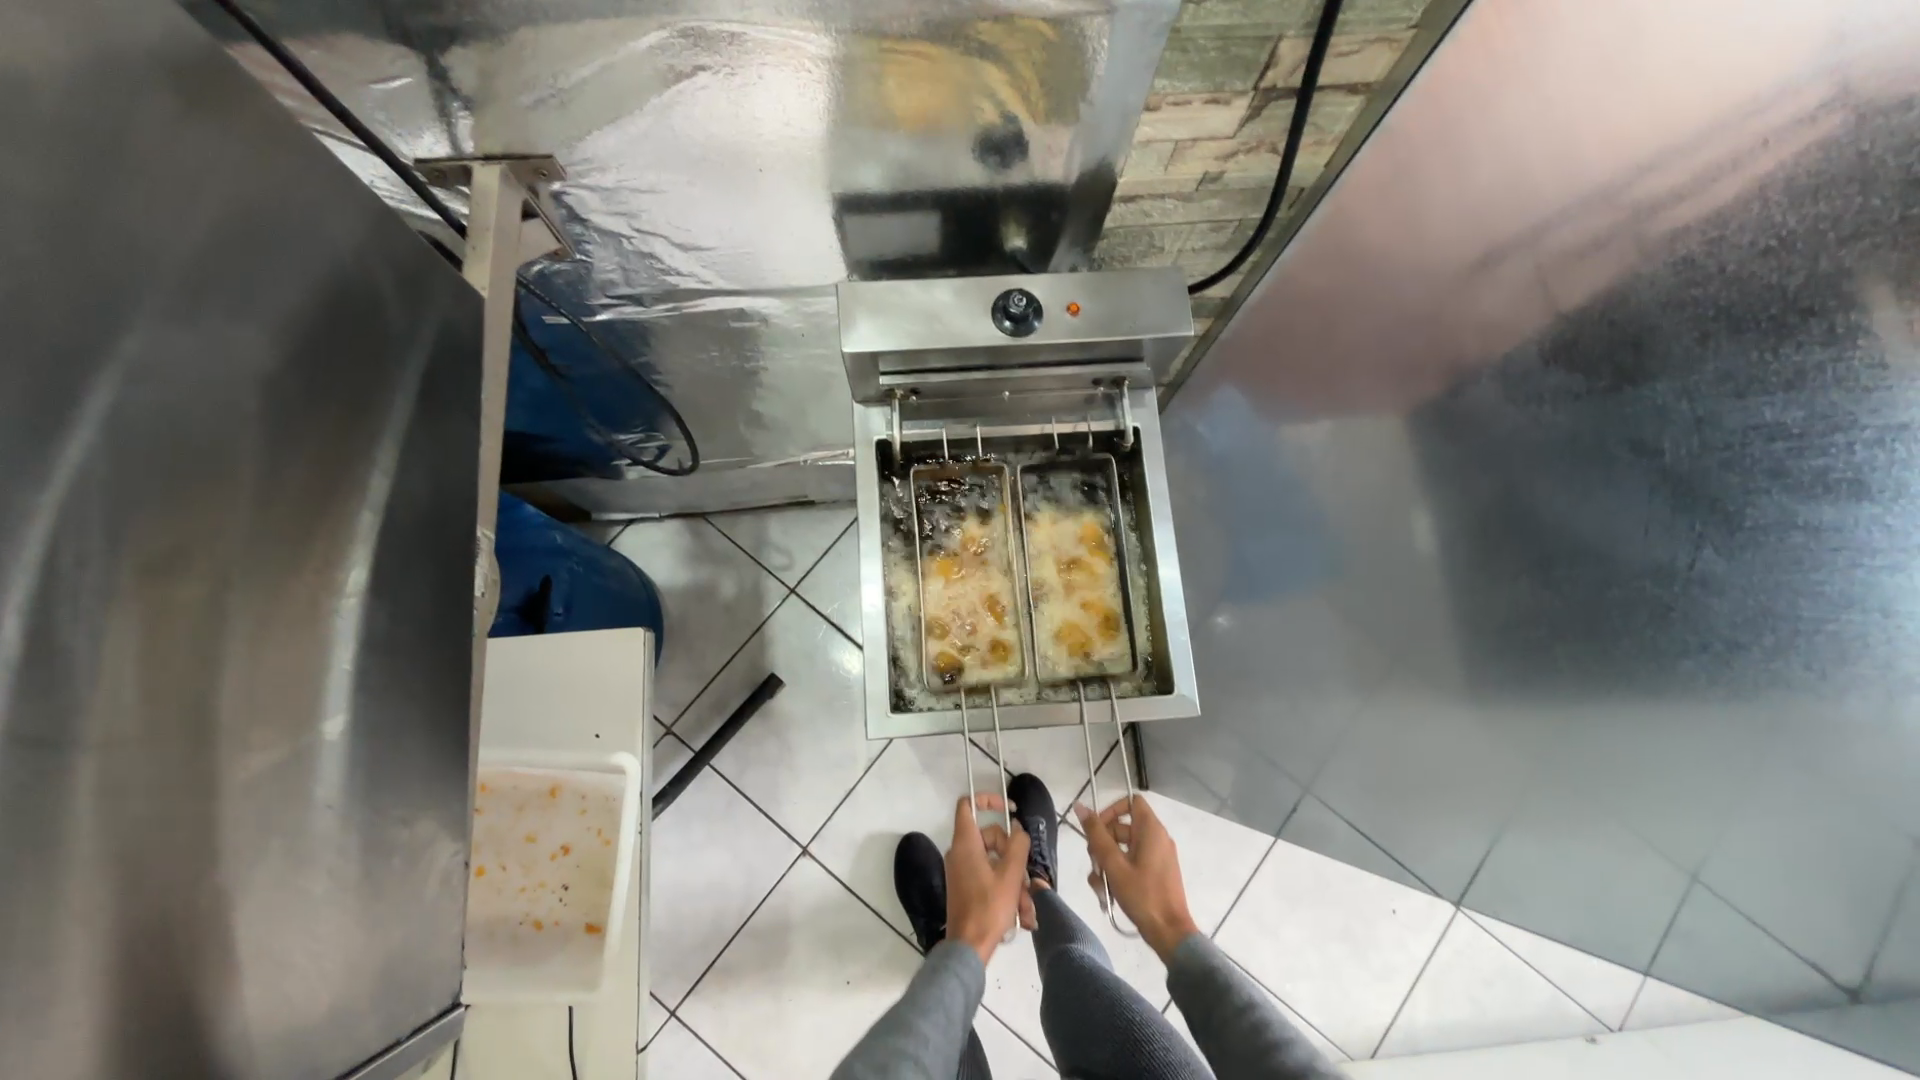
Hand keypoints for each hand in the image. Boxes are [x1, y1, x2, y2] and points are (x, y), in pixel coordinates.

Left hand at [946, 793, 1032, 964]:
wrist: (968, 948)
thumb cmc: (988, 908)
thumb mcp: (1010, 875)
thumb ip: (1017, 845)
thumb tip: (1018, 829)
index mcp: (966, 844)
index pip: (968, 805)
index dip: (988, 800)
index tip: (1009, 809)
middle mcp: (960, 853)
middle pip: (990, 837)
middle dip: (1014, 856)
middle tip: (1027, 879)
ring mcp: (962, 871)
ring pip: (995, 863)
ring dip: (1015, 881)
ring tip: (1028, 908)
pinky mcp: (967, 888)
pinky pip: (990, 878)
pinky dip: (1006, 891)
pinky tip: (1022, 915)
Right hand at [1075, 795, 1199, 962]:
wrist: (1169, 933)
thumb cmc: (1142, 895)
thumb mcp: (1114, 864)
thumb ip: (1096, 834)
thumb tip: (1080, 806)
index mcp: (1151, 830)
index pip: (1130, 802)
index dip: (1110, 811)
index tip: (1096, 830)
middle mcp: (1156, 838)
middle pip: (1121, 828)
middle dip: (1102, 845)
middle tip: (1095, 865)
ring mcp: (1156, 857)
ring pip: (1122, 849)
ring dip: (1106, 864)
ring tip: (1100, 886)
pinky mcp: (1154, 873)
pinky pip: (1131, 863)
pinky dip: (1117, 873)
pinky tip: (1107, 893)